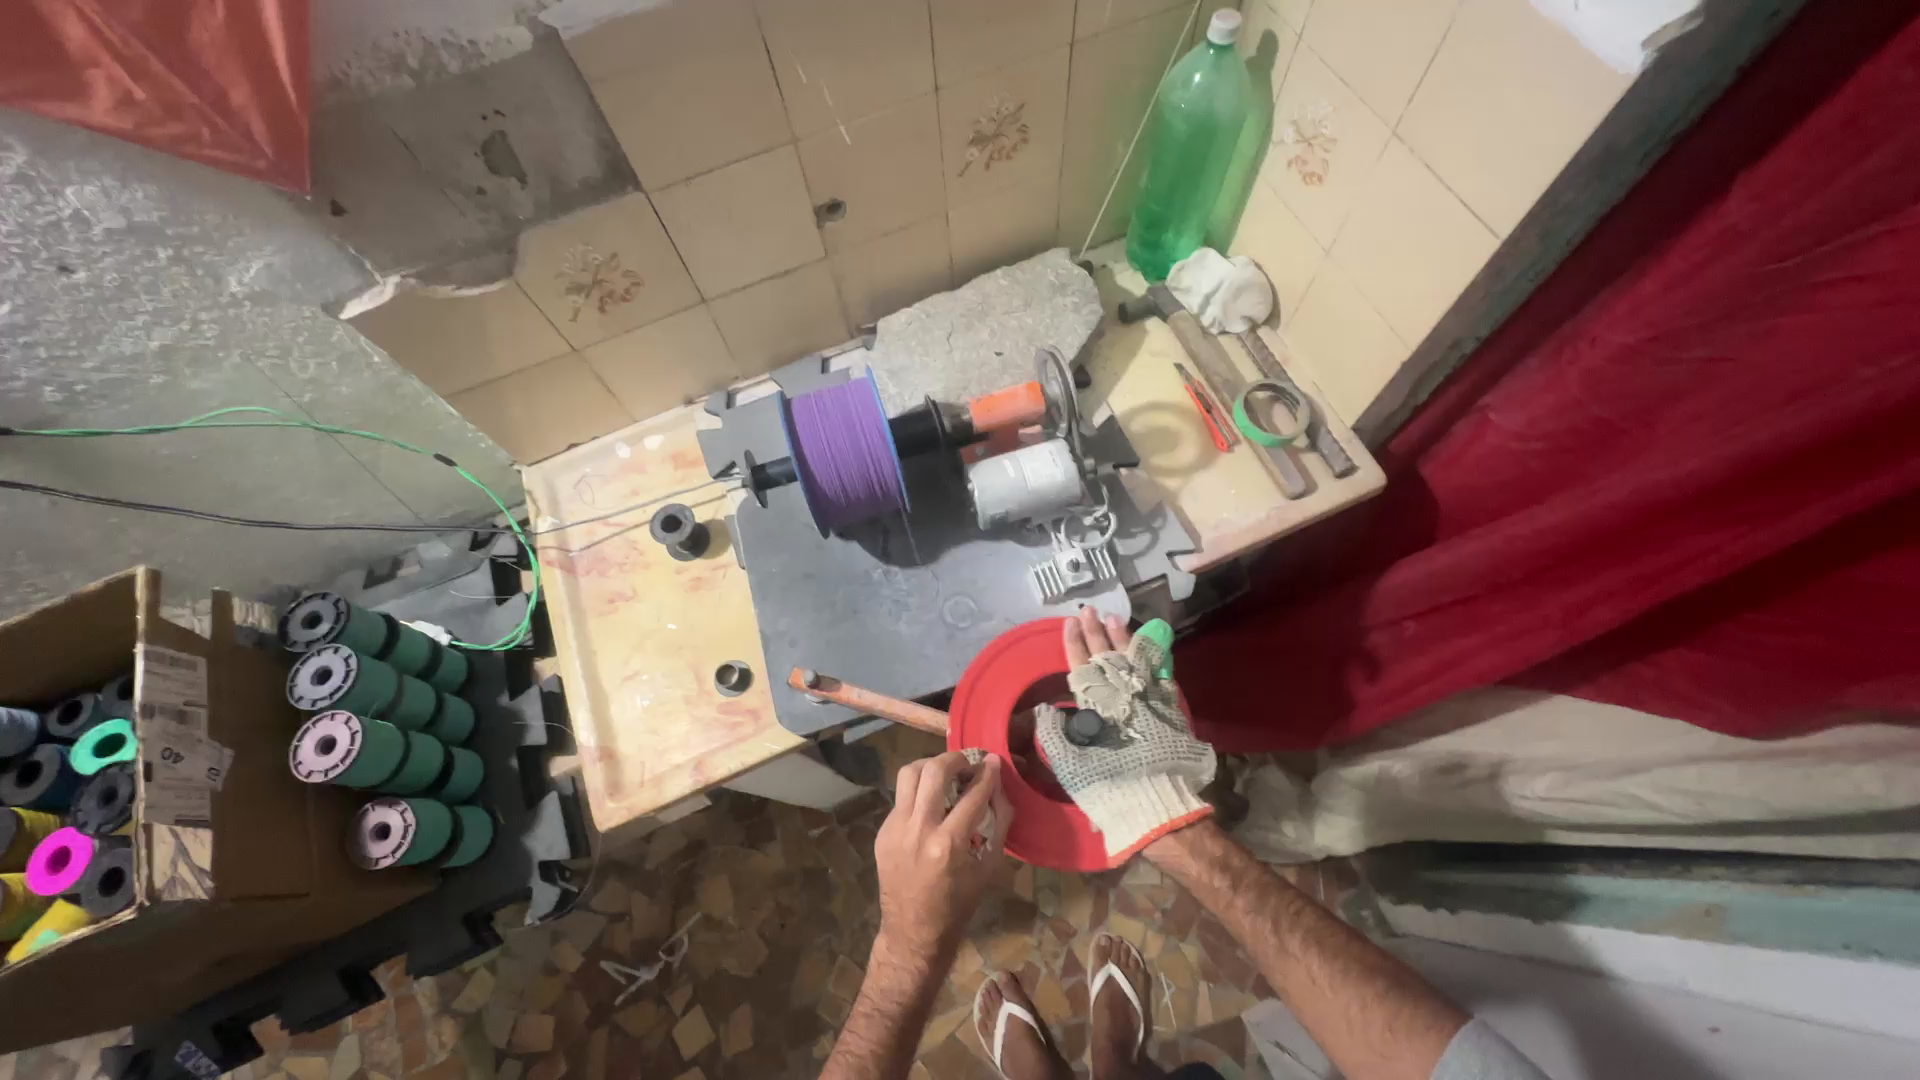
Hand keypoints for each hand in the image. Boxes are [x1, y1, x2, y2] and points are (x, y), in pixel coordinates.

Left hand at [874, 752, 1013, 957]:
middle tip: (968, 764)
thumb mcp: (989, 866)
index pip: (973, 794)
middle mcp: (918, 830)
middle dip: (955, 759)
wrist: (914, 932)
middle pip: (934, 771)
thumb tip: (999, 787)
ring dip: (931, 766)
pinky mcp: (883, 832)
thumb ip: (998, 823)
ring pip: (909, 774)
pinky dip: (919, 793)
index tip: (994, 762)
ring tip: (945, 773)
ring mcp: (895, 829)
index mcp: (949, 844)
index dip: (988, 773)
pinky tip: (930, 803)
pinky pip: (902, 798)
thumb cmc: (959, 903)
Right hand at [1036, 608, 1216, 862]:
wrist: (1155, 804)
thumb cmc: (1107, 786)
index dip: (1074, 644)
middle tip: (1088, 610)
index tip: (1069, 623)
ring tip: (1114, 619)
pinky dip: (1151, 660)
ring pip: (1134, 659)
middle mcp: (1122, 695)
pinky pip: (1158, 676)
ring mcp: (1148, 699)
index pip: (1081, 666)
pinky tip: (1148, 649)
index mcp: (1096, 706)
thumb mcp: (1069, 764)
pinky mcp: (1168, 710)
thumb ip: (1054, 733)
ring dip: (1122, 638)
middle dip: (1095, 632)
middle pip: (1106, 656)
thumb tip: (1048, 710)